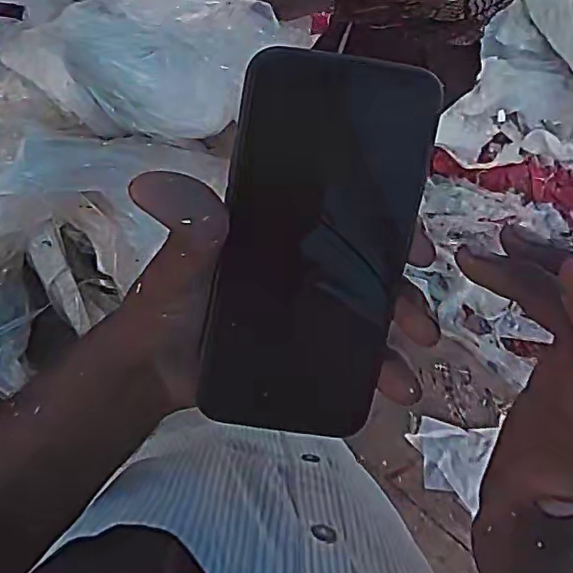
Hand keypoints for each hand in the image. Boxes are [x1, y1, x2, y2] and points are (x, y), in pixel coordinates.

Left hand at [112, 171, 439, 414]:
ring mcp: (306, 303)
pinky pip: (354, 351)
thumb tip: (153, 187)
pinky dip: (380, 366)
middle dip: (403, 284)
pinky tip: (395, 386)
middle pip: (366, 263)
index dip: (383, 222)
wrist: (156, 369)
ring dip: (401, 325)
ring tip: (414, 355)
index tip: (415, 242)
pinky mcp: (306, 344)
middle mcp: (299, 260)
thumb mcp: (177, 262)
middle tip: (419, 313)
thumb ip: (180, 229)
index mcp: (277, 229)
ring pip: (368, 306)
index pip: (340, 213)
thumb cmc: (164, 303)